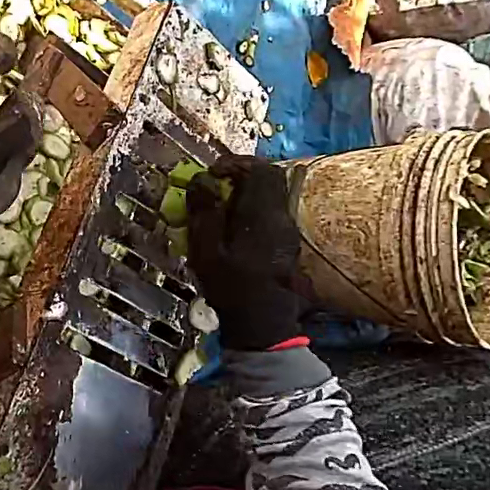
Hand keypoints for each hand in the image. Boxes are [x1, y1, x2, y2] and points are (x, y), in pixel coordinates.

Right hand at [186, 156, 306, 350]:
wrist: (263, 326)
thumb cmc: (231, 289)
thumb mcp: (207, 251)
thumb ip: (204, 212)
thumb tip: (201, 180)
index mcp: (262, 216)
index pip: (259, 170)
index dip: (235, 163)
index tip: (212, 173)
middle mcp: (281, 218)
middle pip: (269, 178)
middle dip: (242, 174)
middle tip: (217, 184)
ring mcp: (287, 230)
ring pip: (271, 194)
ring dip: (247, 191)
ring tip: (222, 205)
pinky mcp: (287, 242)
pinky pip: (271, 211)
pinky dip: (253, 207)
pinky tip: (235, 225)